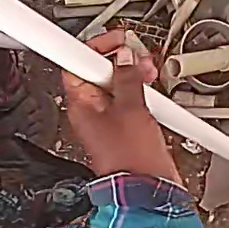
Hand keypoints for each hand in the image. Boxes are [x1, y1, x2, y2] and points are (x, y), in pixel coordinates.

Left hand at [62, 30, 181, 183]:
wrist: (148, 189)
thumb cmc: (130, 159)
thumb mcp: (131, 108)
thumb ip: (128, 78)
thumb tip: (126, 57)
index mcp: (81, 103)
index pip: (75, 63)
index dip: (93, 46)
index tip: (112, 38)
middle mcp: (92, 110)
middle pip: (99, 71)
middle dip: (120, 60)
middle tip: (137, 56)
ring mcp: (110, 118)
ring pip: (117, 84)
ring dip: (134, 74)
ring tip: (149, 72)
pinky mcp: (128, 126)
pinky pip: (131, 100)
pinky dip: (142, 91)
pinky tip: (153, 90)